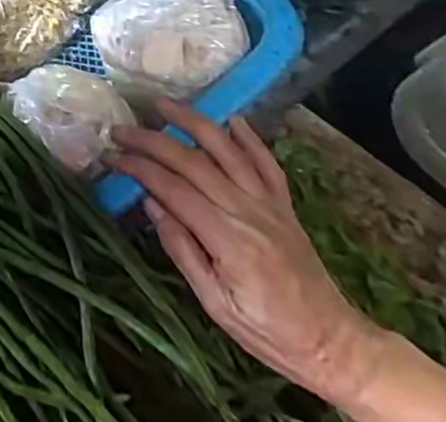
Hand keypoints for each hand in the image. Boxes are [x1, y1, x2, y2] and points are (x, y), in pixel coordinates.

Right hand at [109, 100, 385, 406]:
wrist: (332, 343)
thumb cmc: (268, 332)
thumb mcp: (215, 304)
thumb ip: (182, 250)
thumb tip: (152, 204)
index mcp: (228, 240)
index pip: (173, 189)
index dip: (139, 168)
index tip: (113, 156)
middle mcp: (248, 211)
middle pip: (192, 161)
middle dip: (152, 140)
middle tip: (121, 130)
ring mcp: (269, 203)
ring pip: (226, 149)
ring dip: (192, 121)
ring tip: (163, 104)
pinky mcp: (284, 204)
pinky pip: (265, 162)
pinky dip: (248, 137)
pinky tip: (230, 118)